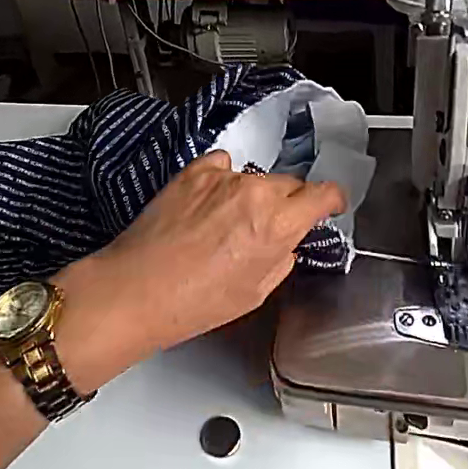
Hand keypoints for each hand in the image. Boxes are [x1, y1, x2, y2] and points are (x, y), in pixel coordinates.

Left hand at [48, 150, 344, 392]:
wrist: (135, 291)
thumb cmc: (192, 302)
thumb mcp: (256, 292)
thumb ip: (282, 258)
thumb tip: (286, 243)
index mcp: (279, 223)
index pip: (324, 193)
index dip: (332, 200)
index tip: (330, 205)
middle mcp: (255, 192)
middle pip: (291, 184)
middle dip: (289, 203)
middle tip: (271, 228)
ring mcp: (223, 178)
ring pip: (257, 178)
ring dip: (254, 196)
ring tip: (228, 225)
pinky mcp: (194, 173)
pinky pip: (223, 166)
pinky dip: (224, 181)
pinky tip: (210, 205)